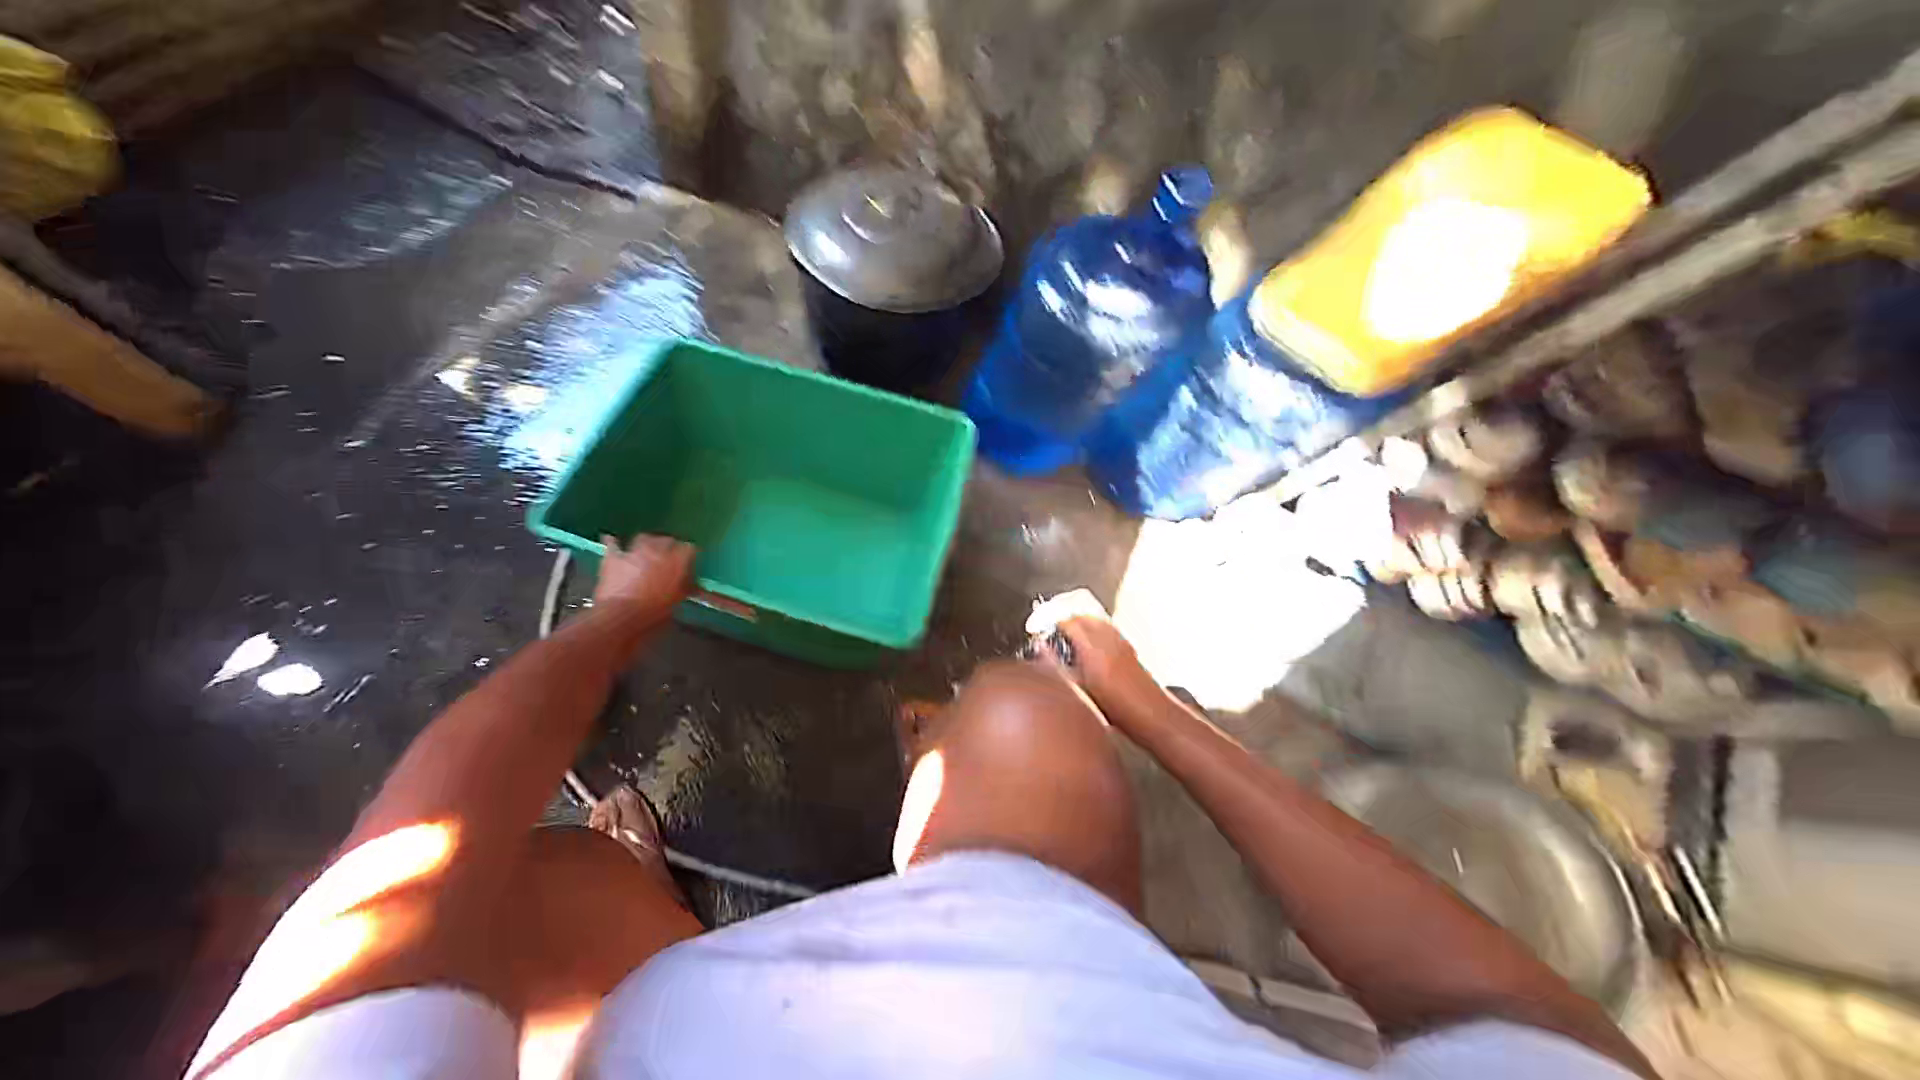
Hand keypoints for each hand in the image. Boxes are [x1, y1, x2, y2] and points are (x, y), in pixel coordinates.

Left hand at [595, 534, 695, 616]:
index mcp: (679, 559)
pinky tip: (612, 540)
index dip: (689, 557)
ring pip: (644, 538)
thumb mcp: (678, 598)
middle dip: (669, 547)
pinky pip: (613, 544)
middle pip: (668, 540)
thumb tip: (693, 585)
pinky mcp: (614, 556)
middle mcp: (658, 549)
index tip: (688, 565)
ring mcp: (635, 550)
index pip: (690, 549)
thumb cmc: (656, 610)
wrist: (623, 615)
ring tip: (647, 552)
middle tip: (668, 560)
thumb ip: (686, 586)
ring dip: (647, 543)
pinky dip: (614, 542)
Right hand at [1029, 589, 1152, 705]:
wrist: (1152, 716)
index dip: (1048, 618)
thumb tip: (1041, 648)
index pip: (1067, 620)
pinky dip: (1092, 625)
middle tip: (1047, 621)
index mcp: (1092, 648)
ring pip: (1094, 617)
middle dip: (1061, 613)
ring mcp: (1120, 641)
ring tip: (1064, 628)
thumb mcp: (1078, 690)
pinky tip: (1087, 639)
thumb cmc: (1117, 709)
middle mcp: (1108, 639)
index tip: (1037, 623)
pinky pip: (1106, 625)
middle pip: (1081, 613)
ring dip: (1077, 617)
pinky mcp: (1129, 647)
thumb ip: (1056, 666)